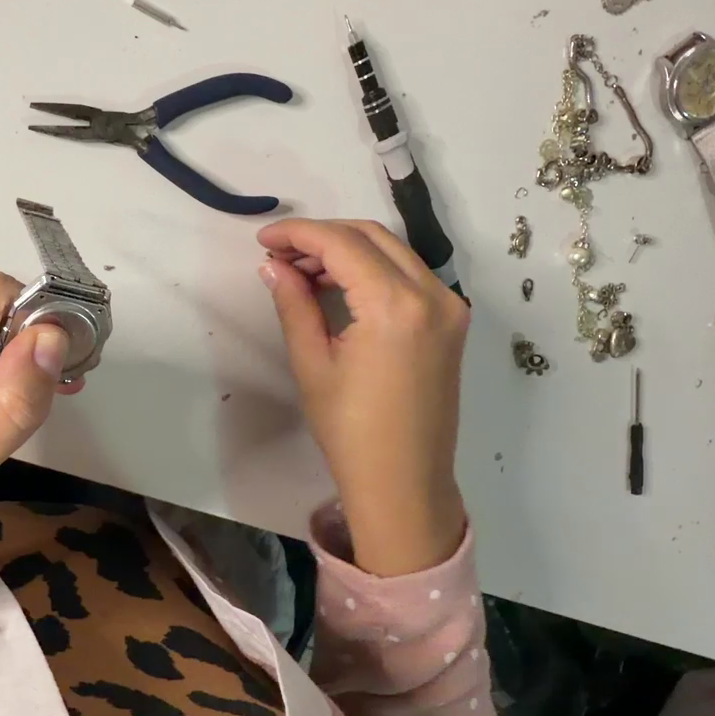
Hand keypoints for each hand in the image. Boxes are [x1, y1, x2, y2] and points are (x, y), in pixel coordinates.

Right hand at [256, 219, 468, 576]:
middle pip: (371, 237)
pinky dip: (372, 269)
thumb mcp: (312, 364)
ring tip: (301, 272)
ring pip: (392, 251)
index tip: (264, 239)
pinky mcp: (451, 321)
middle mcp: (432, 294)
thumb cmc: (350, 430)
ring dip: (346, 251)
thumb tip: (274, 266)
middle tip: (279, 255)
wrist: (403, 480)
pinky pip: (408, 275)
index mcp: (396, 305)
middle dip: (322, 237)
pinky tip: (338, 287)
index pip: (342, 244)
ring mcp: (448, 306)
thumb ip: (294, 305)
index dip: (299, 234)